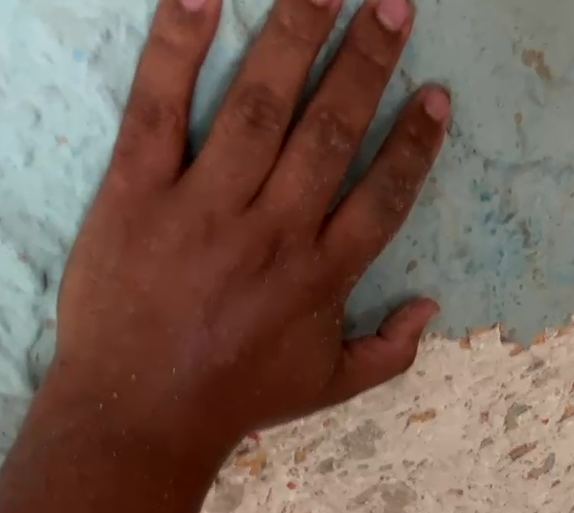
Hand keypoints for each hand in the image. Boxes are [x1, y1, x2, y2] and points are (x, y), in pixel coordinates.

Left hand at [44, 0, 449, 471]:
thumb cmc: (241, 396)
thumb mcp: (331, 386)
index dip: (413, 144)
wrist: (142, 411)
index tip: (436, 97)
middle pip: (330, 131)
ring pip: (258, 104)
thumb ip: (391, 351)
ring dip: (294, 34)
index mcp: (323, 276)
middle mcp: (274, 231)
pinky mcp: (137, 192)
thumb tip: (430, 308)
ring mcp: (204, 206)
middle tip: (393, 3)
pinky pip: (158, 107)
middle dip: (368, 62)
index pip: (382, 195)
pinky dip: (176, 47)